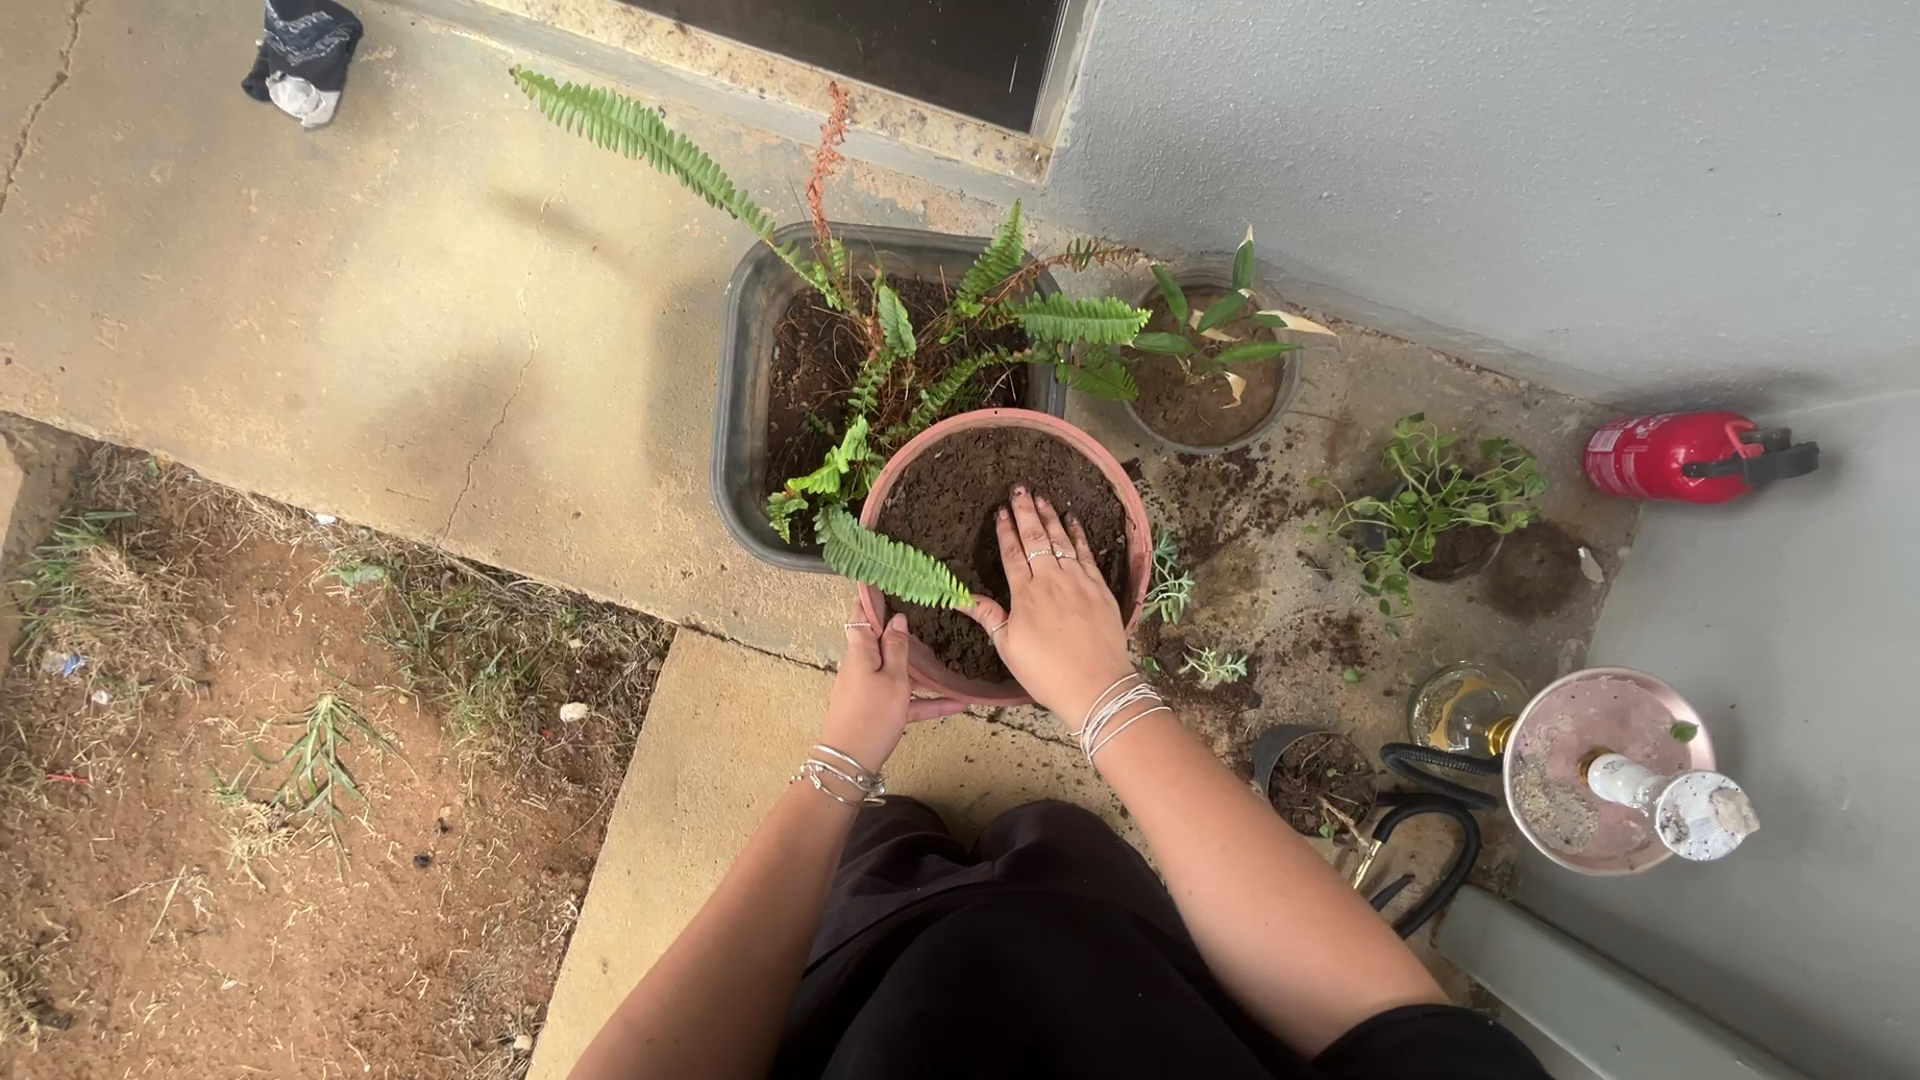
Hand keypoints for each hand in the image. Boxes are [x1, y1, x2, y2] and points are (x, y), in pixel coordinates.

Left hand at [820, 602, 966, 770]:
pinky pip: (902, 699)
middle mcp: (860, 666)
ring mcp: (867, 689)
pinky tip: (956, 704)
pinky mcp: (876, 710)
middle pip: (880, 642)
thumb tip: (896, 620)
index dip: (869, 598)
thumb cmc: (872, 716)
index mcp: (860, 652)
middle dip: (900, 631)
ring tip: (944, 661)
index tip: (878, 581)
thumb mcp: (893, 679)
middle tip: (922, 616)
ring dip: (918, 668)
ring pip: (895, 671)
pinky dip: (924, 700)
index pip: (861, 616)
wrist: (850, 764)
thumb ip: (898, 648)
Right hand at [961, 486, 1135, 729]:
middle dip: (1026, 512)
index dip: (1006, 531)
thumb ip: (988, 616)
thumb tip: (960, 598)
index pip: (1012, 553)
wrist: (1096, 685)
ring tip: (1041, 497)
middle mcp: (1051, 580)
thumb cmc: (1046, 671)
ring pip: (1061, 540)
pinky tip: (1073, 521)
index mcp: (1025, 594)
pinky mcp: (1099, 587)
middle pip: (1036, 538)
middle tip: (1019, 489)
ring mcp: (1078, 581)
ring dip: (1050, 517)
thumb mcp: (1008, 647)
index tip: (1001, 512)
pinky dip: (1078, 535)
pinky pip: (1086, 553)